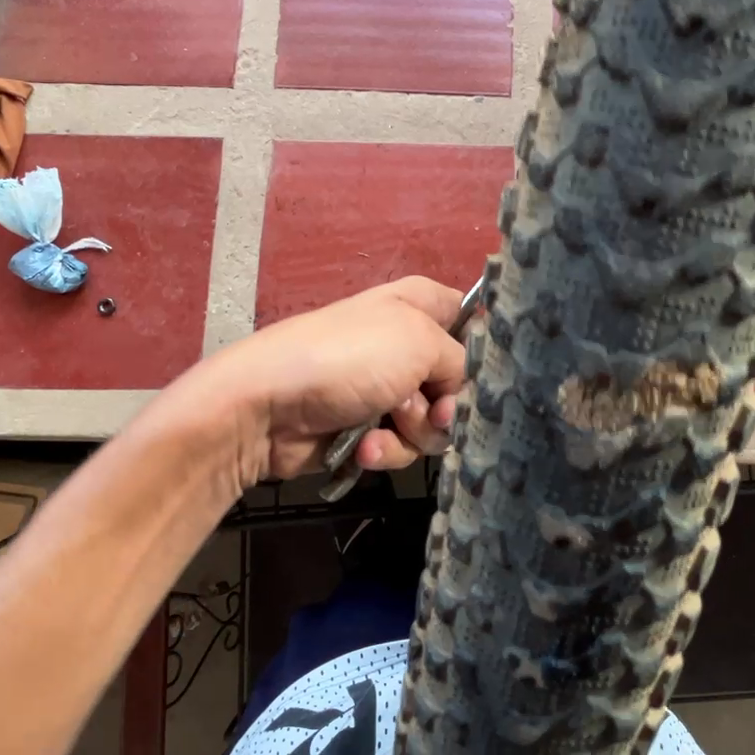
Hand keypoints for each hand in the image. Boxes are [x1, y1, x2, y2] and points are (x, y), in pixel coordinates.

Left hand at [195, 277, 466, 483]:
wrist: (269, 406)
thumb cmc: (350, 358)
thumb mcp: (421, 341)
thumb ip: (463, 362)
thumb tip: (461, 393)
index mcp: (420, 304)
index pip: (475, 319)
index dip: (484, 349)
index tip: (484, 374)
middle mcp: (408, 342)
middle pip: (460, 381)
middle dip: (448, 404)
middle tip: (430, 411)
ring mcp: (388, 387)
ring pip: (435, 422)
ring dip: (414, 431)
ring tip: (384, 423)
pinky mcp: (369, 426)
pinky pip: (402, 445)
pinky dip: (385, 450)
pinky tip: (363, 447)